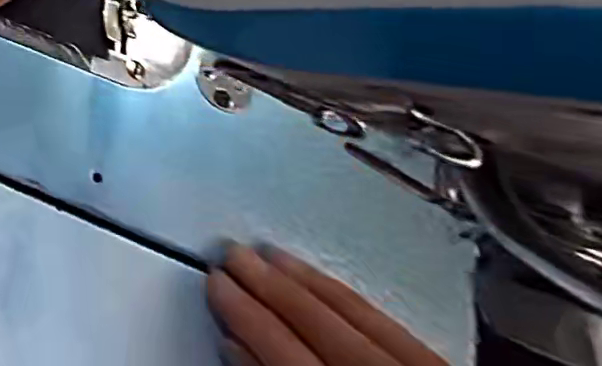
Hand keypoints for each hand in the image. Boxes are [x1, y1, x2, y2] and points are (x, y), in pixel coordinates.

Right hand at [208, 246, 445, 365]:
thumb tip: (235, 343)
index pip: (284, 348)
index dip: (243, 313)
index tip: (216, 283)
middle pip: (314, 320)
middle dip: (264, 283)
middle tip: (229, 254)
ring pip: (350, 310)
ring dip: (300, 277)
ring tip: (266, 253)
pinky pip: (384, 317)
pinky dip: (344, 292)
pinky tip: (321, 278)